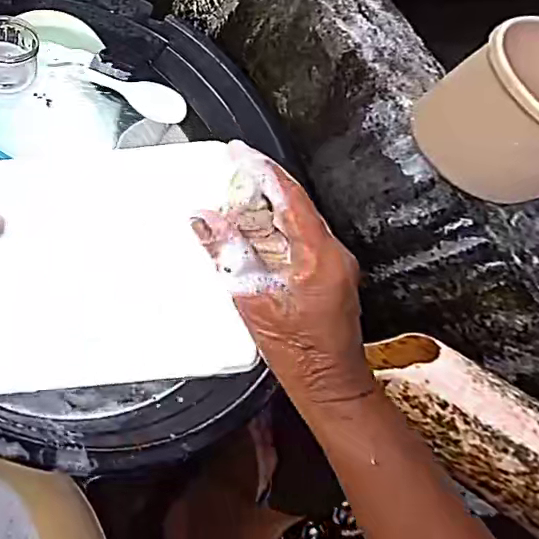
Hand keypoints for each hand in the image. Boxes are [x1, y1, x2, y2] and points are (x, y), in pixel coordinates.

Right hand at [191, 144, 375, 408]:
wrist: (330, 387)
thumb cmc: (301, 355)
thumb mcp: (252, 299)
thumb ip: (227, 254)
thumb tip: (206, 219)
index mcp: (319, 255)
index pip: (290, 196)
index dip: (262, 169)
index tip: (239, 152)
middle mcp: (332, 253)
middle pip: (293, 203)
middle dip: (259, 185)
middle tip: (229, 171)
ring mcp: (332, 262)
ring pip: (294, 219)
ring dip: (263, 208)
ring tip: (232, 200)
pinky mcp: (326, 271)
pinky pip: (297, 236)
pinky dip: (271, 228)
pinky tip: (248, 232)